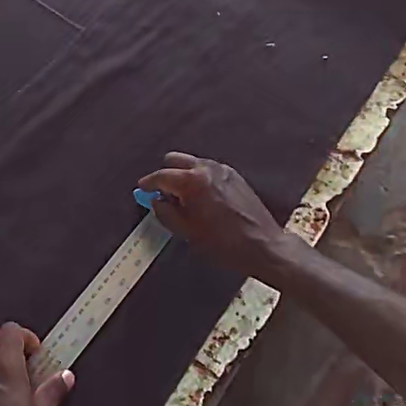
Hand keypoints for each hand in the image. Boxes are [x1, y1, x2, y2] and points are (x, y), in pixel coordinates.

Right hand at [137, 152, 308, 279]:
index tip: (142, 188)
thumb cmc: (225, 243)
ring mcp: (222, 170)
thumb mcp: (187, 232)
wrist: (263, 246)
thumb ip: (166, 213)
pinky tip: (201, 197)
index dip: (148, 183)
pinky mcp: (234, 176)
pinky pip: (208, 169)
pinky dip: (198, 178)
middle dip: (165, 174)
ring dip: (182, 175)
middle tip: (162, 193)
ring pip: (192, 163)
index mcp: (192, 182)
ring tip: (182, 198)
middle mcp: (207, 169)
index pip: (161, 175)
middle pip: (175, 160)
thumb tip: (156, 201)